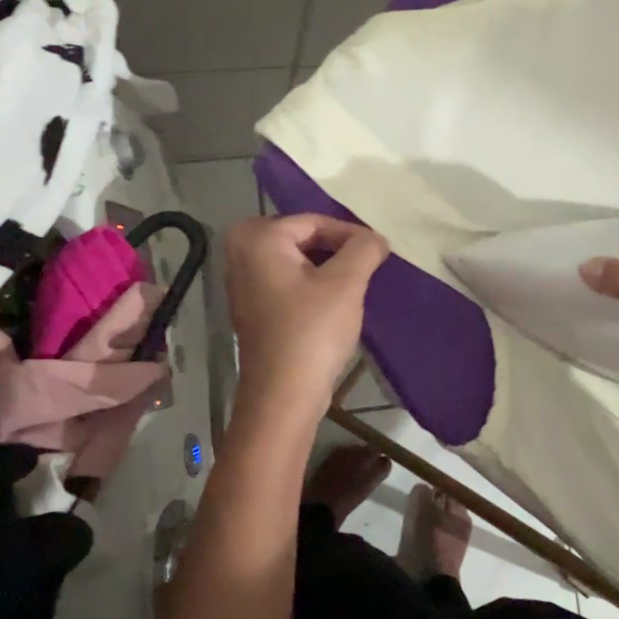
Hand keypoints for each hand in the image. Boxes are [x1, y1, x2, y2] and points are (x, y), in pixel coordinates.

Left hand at [224, 214, 389, 418]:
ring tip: (355, 282)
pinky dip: (309, 285)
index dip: (349, 233)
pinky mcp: (251, 310)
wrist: (283, 397)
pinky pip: (284, 282)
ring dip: (324, 267)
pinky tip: (334, 302)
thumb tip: (375, 238)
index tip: (379, 251)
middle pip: (299, 237)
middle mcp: (239, 255)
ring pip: (292, 261)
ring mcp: (242, 284)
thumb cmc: (312, 332)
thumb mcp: (346, 283)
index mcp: (257, 239)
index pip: (312, 221)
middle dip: (333, 248)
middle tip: (365, 263)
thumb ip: (364, 248)